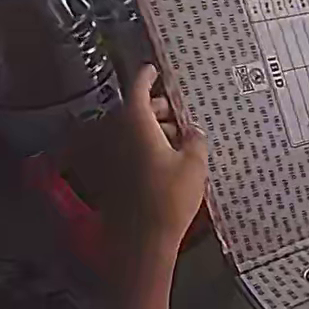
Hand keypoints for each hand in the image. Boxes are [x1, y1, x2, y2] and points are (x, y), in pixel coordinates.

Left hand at [115, 64, 207, 261]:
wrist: (144, 238)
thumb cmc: (170, 197)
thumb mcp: (194, 165)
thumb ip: (195, 141)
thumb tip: (193, 132)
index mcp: (137, 125)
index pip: (137, 90)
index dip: (146, 77)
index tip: (154, 69)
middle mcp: (119, 135)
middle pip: (135, 111)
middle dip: (157, 107)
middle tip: (178, 110)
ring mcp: (114, 156)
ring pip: (133, 131)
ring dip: (153, 128)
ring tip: (180, 137)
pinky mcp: (115, 174)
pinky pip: (130, 150)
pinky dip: (147, 146)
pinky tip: (168, 158)